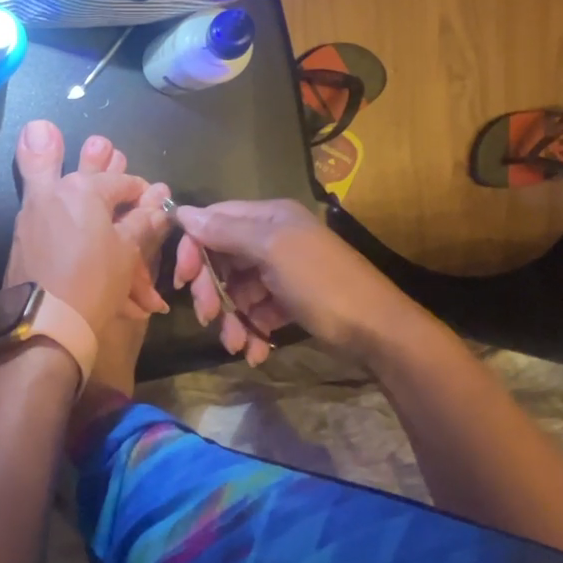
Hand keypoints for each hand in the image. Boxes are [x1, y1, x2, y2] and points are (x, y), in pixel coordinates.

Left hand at [5, 121, 166, 343]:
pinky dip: (72, 233)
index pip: (122, 181)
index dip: (143, 191)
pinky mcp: (22, 241)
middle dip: (99, 162)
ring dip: (84, 193)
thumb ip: (142, 222)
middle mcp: (52, 194)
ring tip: (103, 201)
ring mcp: (32, 217)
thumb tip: (157, 201)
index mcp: (82, 189)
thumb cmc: (93, 280)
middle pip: (80, 171)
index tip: (155, 202)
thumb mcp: (127, 252)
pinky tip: (72, 222)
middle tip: (107, 149)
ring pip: (64, 200)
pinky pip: (54, 228)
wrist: (45, 323)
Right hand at [171, 199, 439, 367]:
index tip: (183, 282)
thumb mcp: (272, 252)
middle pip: (220, 259)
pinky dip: (251, 328)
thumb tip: (182, 212)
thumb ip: (226, 232)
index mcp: (268, 217)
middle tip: (209, 319)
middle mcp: (272, 237)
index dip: (192, 250)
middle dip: (211, 291)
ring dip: (231, 318)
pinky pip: (256, 309)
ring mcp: (281, 270)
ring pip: (235, 289)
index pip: (212, 223)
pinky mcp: (289, 299)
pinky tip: (255, 350)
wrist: (381, 333)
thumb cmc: (324, 285)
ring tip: (238, 345)